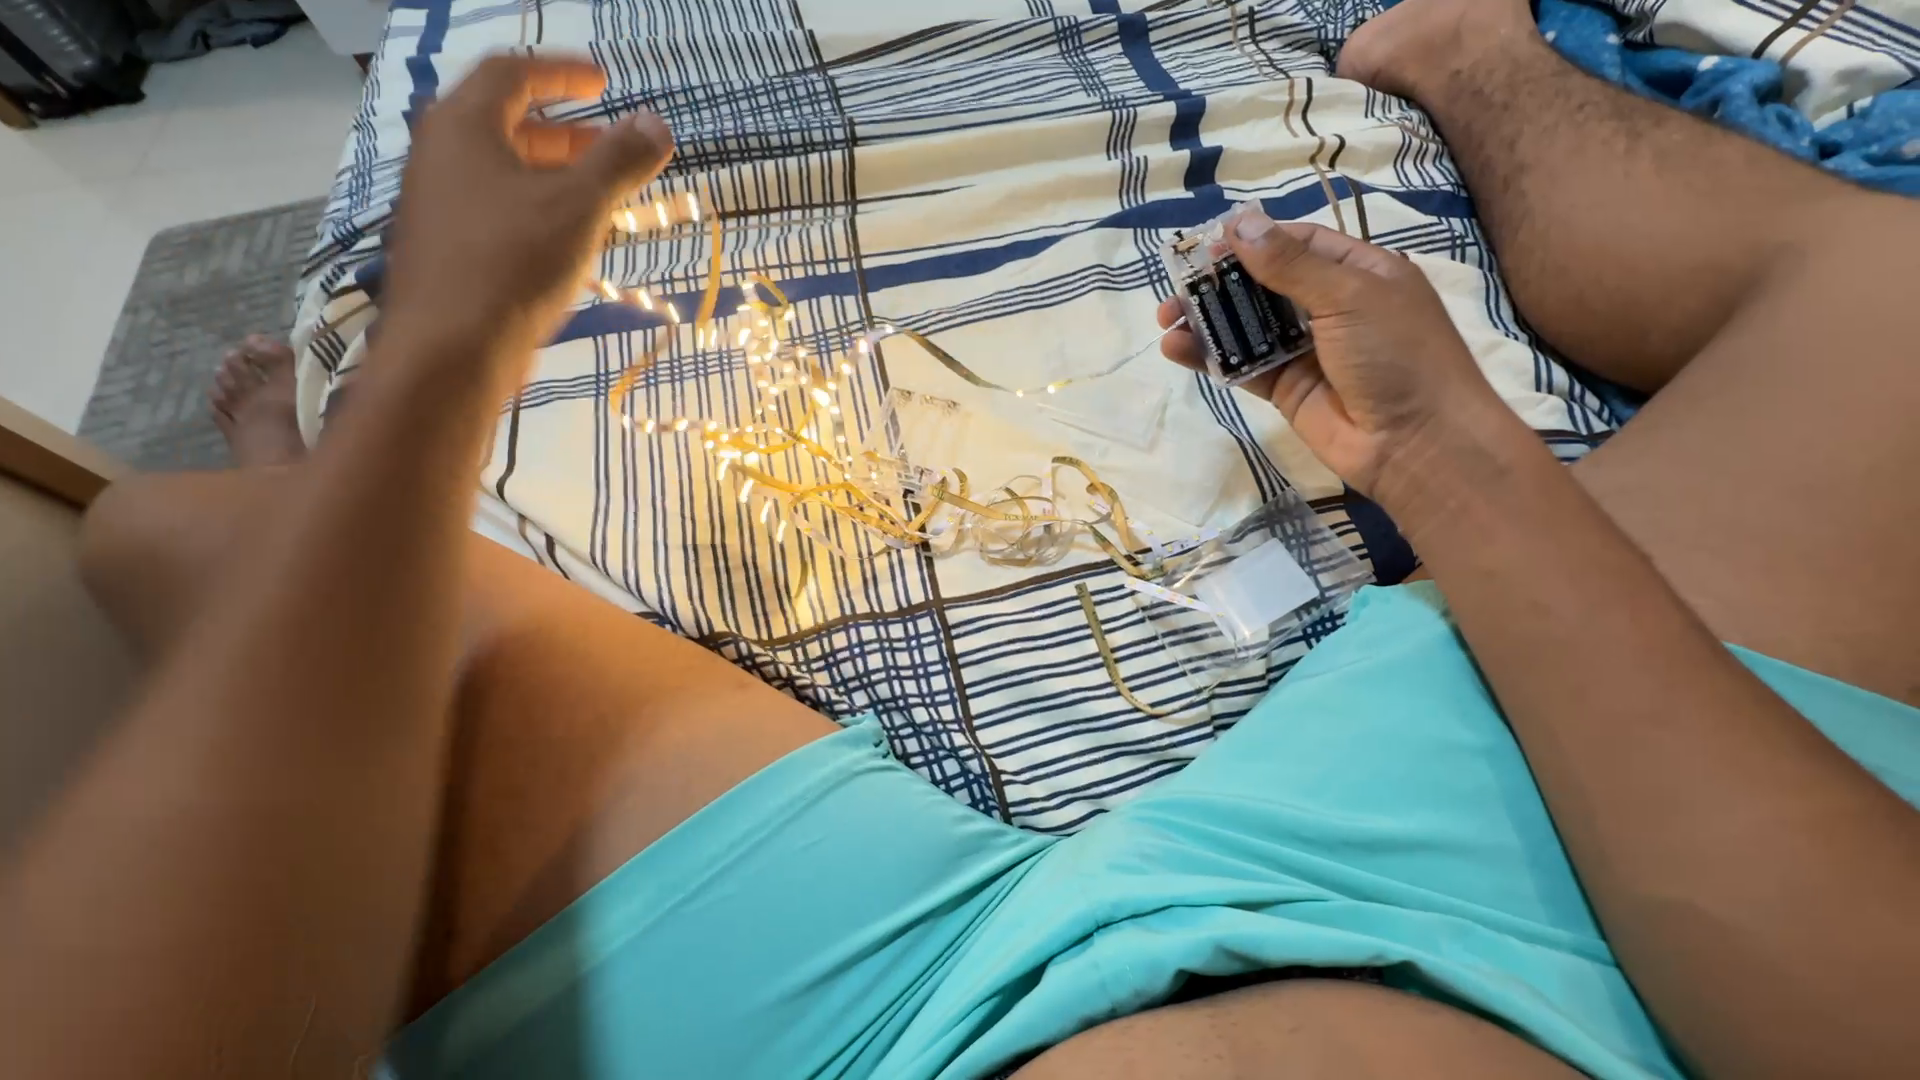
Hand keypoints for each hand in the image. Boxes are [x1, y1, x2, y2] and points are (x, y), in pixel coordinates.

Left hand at [381, 54, 673, 384]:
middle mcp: (442, 154)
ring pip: (504, 170)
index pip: (512, 73)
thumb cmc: (514, 262)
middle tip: (613, 147)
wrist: (452, 347)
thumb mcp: (580, 206)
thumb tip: (656, 123)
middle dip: (567, 131)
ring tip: (602, 196)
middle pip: (507, 123)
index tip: (604, 83)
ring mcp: (440, 202)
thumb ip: (619, 161)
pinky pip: (498, 207)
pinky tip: (571, 238)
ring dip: (556, 173)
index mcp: (465, 126)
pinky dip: (538, 206)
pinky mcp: (448, 246)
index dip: (562, 72)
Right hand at [1158, 205, 1512, 506]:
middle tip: (1175, 290)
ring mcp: (1306, 350)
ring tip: (1166, 322)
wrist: (1416, 442)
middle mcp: (1330, 307)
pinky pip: (1242, 366)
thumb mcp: (1350, 296)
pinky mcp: (1285, 388)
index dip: (1252, 242)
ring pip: (1247, 327)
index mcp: (1358, 273)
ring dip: (1208, 322)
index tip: (1206, 246)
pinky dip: (1211, 356)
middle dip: (1218, 285)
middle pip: (1263, 286)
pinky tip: (1179, 349)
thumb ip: (1290, 265)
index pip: (1297, 245)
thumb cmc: (1397, 355)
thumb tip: (1241, 223)